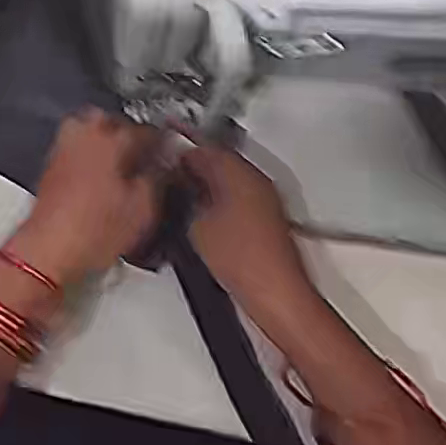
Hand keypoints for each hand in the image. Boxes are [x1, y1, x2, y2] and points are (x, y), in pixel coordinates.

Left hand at [4, 110, 163, 286]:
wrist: (50, 248)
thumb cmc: (92, 231)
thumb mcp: (142, 209)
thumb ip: (157, 179)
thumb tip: (163, 166)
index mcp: (111, 141)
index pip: (145, 130)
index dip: (162, 142)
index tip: (169, 151)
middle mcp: (85, 136)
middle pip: (113, 120)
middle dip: (130, 132)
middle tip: (144, 150)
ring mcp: (64, 147)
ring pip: (89, 126)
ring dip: (106, 136)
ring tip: (121, 158)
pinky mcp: (52, 163)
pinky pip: (75, 143)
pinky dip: (89, 149)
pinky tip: (99, 171)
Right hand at [182, 146, 319, 322]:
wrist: (276, 295)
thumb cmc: (244, 261)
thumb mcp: (196, 225)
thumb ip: (185, 198)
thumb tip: (181, 189)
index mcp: (241, 174)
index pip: (207, 149)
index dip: (182, 153)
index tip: (168, 160)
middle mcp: (258, 182)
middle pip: (221, 162)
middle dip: (196, 169)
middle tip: (174, 178)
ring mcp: (267, 202)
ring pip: (231, 181)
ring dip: (209, 186)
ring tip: (186, 201)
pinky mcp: (269, 222)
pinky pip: (240, 199)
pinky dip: (222, 203)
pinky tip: (206, 220)